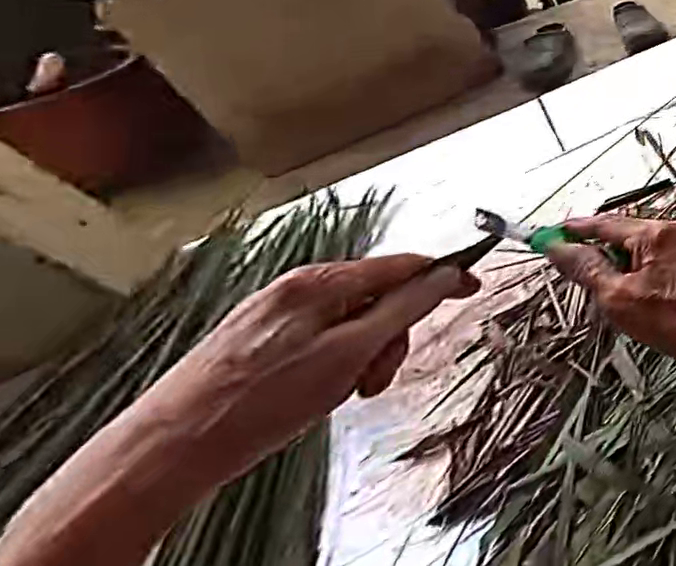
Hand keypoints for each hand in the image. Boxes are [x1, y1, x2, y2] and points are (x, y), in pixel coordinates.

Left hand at [139, 256, 478, 485]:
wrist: (155, 460)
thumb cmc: (255, 406)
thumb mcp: (351, 354)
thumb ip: (407, 307)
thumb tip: (447, 275)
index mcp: (320, 282)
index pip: (406, 264)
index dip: (444, 277)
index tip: (471, 289)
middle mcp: (296, 287)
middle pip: (378, 294)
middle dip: (392, 334)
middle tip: (379, 376)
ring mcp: (271, 313)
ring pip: (350, 319)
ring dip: (363, 352)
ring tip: (344, 390)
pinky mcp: (253, 339)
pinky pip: (320, 336)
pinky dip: (335, 359)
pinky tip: (317, 390)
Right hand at [546, 216, 675, 383]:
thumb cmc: (669, 320)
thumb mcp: (616, 297)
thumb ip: (587, 268)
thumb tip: (559, 248)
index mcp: (657, 233)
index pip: (606, 224)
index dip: (575, 229)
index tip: (551, 233)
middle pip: (626, 231)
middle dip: (598, 246)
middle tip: (571, 261)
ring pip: (643, 242)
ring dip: (620, 257)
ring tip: (604, 282)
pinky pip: (661, 251)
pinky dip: (642, 262)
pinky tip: (632, 284)